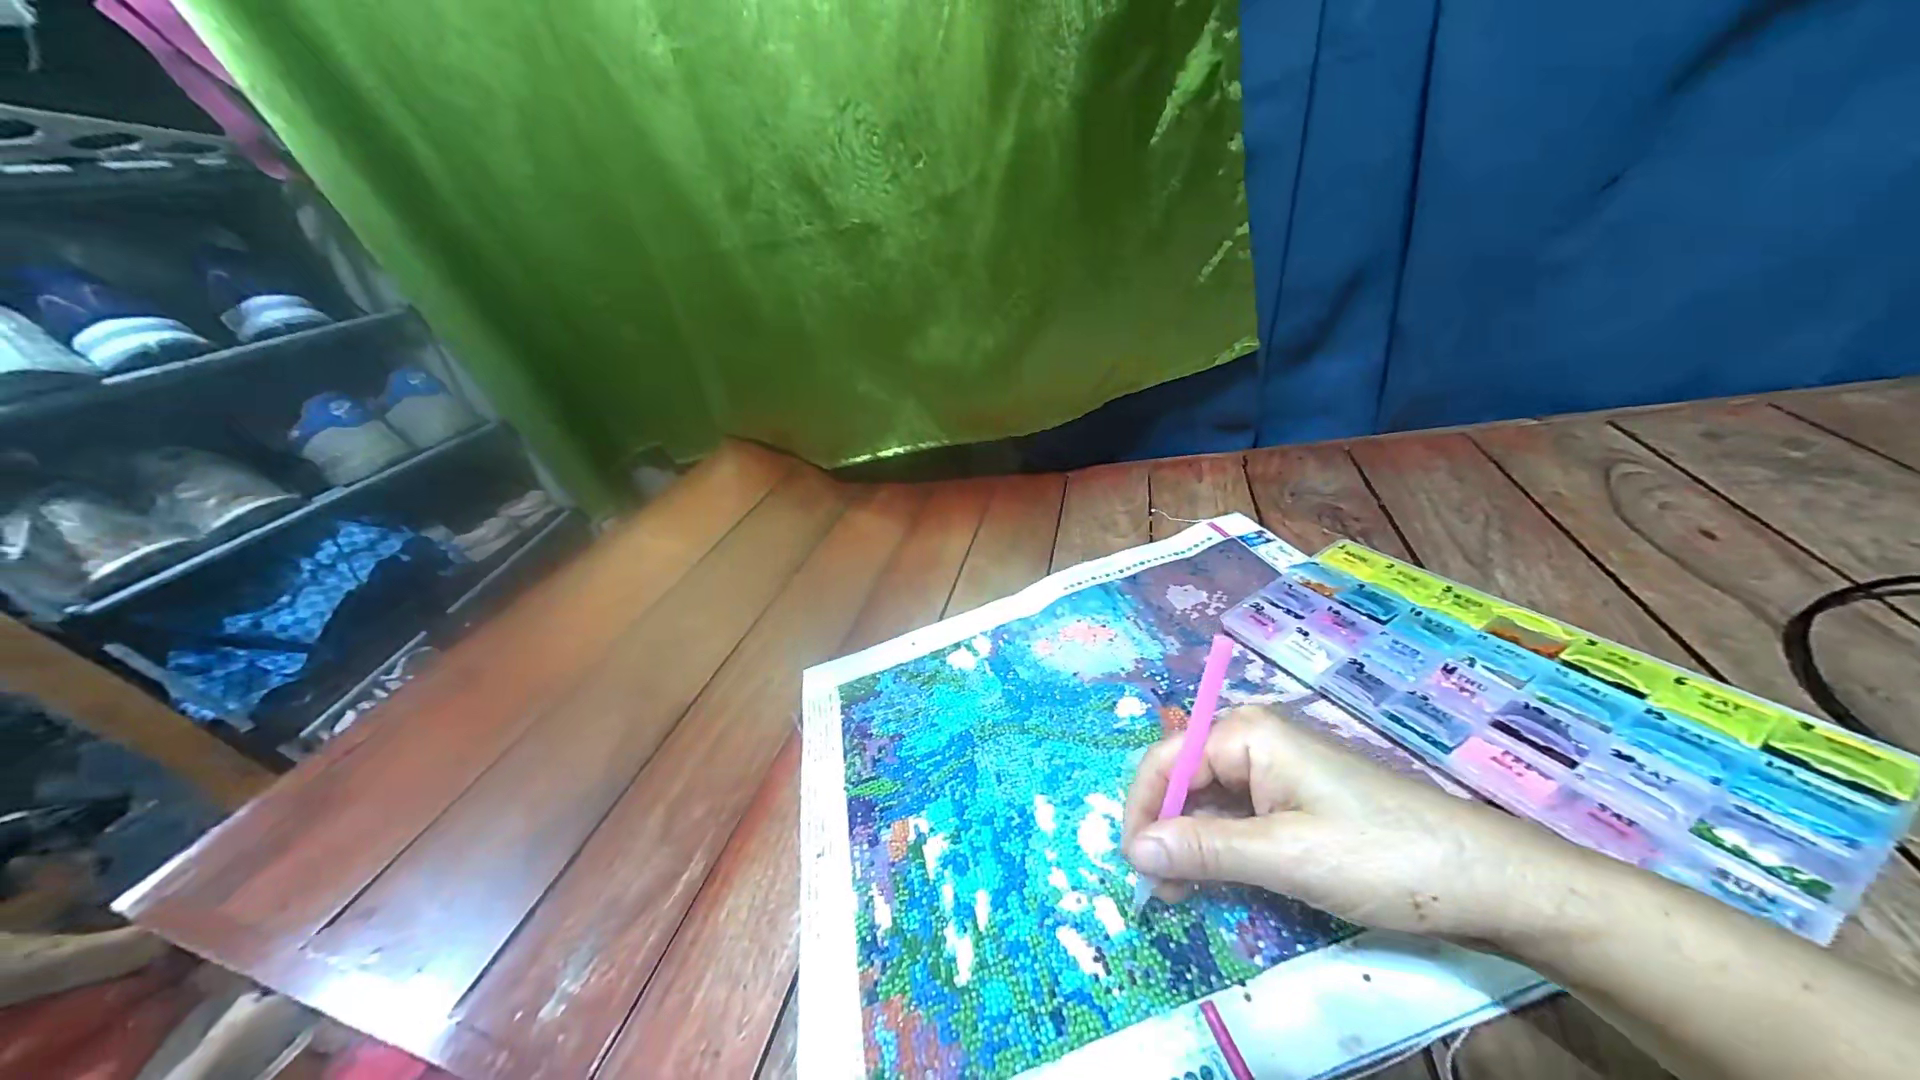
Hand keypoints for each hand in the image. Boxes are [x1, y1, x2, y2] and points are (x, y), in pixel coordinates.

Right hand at [1123, 704, 1601, 946]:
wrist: (1491, 881)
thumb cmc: (1381, 855)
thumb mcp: (1284, 857)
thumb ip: (1204, 849)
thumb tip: (1133, 850)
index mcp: (1246, 733)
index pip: (1166, 761)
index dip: (1142, 810)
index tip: (1134, 866)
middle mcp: (1254, 741)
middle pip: (1184, 779)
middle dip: (1165, 830)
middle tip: (1160, 888)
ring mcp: (1276, 770)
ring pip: (1209, 802)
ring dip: (1190, 844)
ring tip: (1183, 891)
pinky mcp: (1294, 800)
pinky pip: (1238, 817)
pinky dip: (1220, 848)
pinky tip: (1218, 878)